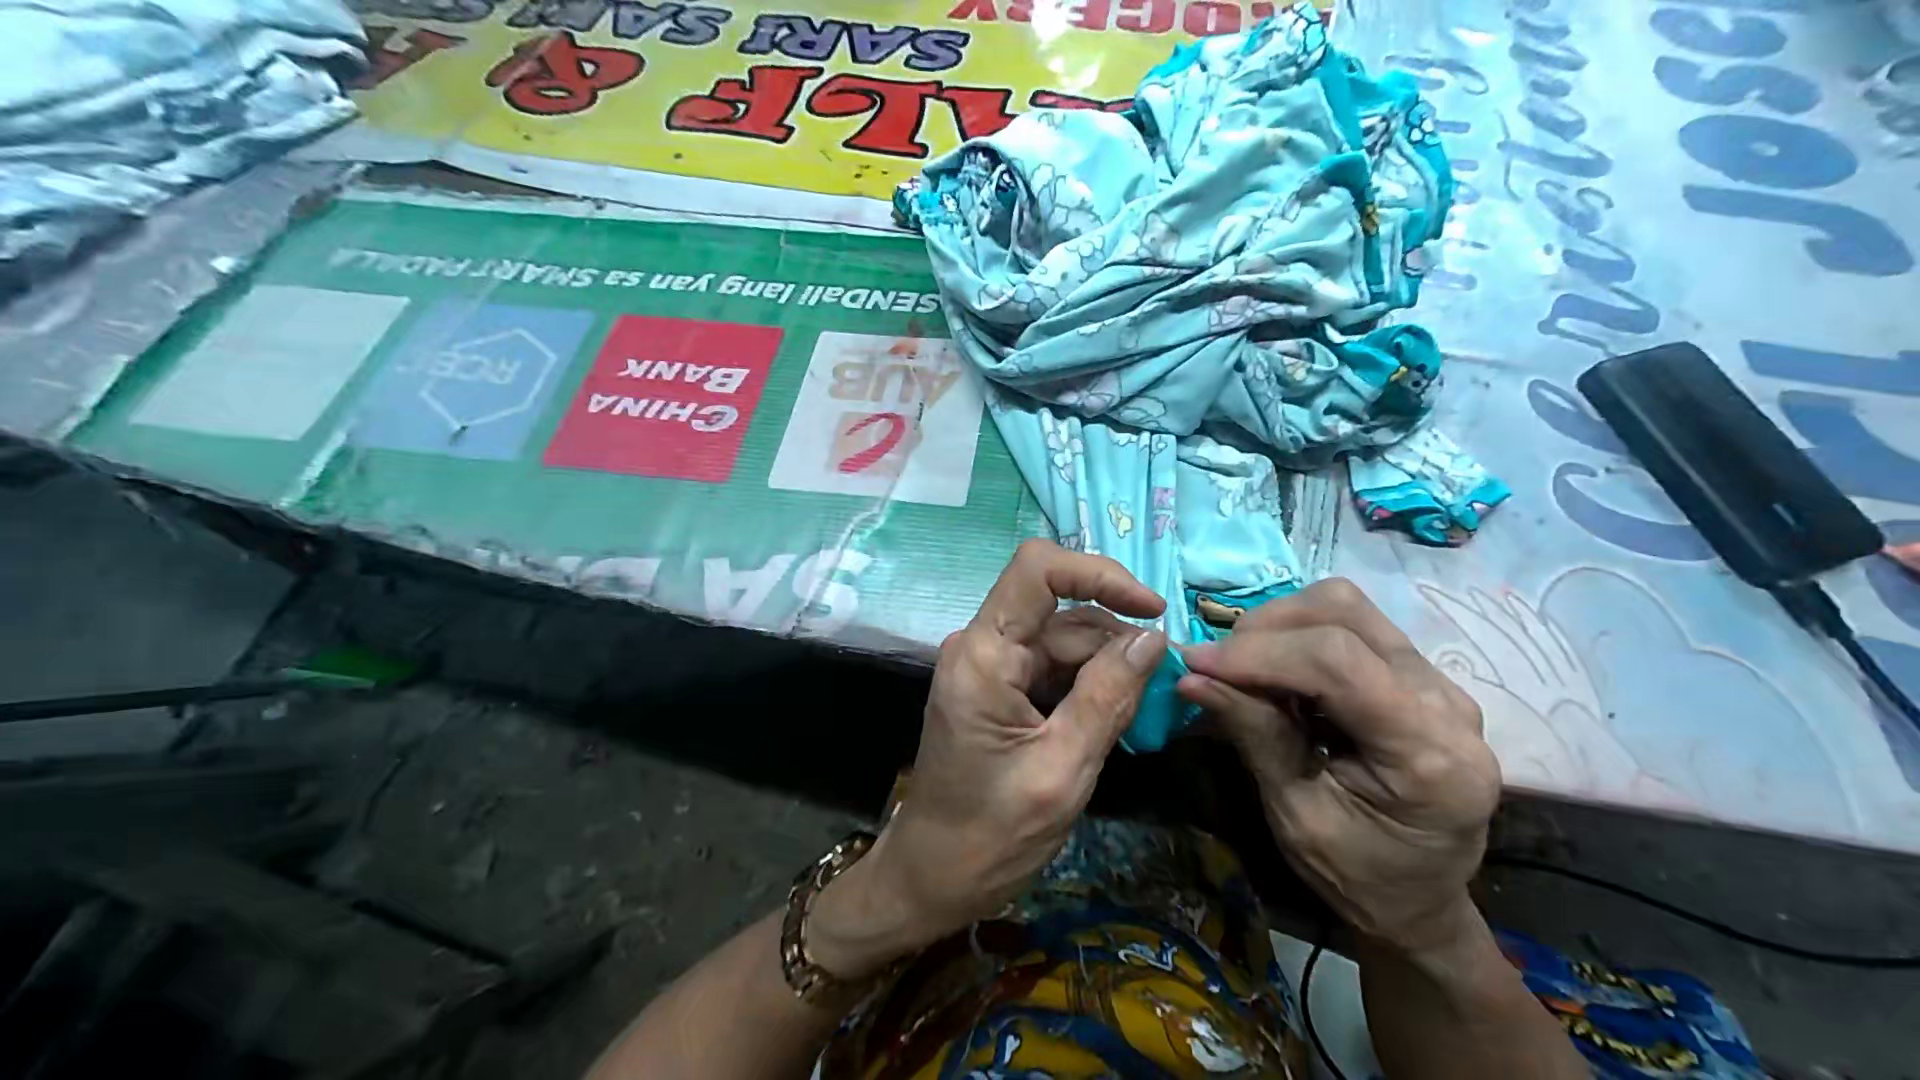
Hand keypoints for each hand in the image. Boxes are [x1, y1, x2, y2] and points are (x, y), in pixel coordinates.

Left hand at [810, 541, 1166, 976]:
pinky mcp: (999, 688)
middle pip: (1060, 611)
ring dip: (1108, 665)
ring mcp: (989, 667)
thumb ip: (1108, 696)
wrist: (935, 876)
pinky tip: (1116, 715)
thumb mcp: (1064, 769)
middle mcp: (981, 647)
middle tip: (1164, 682)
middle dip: (1116, 638)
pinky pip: (1053, 667)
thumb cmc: (992, 834)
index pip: (1037, 569)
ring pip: (1062, 639)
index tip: (1152, 609)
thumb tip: (1153, 637)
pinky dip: (1089, 684)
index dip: (1099, 573)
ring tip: (1144, 709)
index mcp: (983, 656)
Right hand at [1177, 579, 1499, 953]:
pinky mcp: (1420, 674)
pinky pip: (1351, 624)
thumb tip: (1190, 676)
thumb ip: (1253, 734)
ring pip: (1345, 606)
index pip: (1338, 662)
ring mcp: (1439, 682)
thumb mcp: (1295, 814)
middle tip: (1217, 668)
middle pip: (1343, 614)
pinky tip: (1278, 673)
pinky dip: (1298, 635)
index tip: (1194, 664)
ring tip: (1246, 668)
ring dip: (1279, 625)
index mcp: (1429, 755)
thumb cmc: (1357, 874)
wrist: (1419, 899)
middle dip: (1264, 630)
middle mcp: (1447, 703)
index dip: (1257, 653)